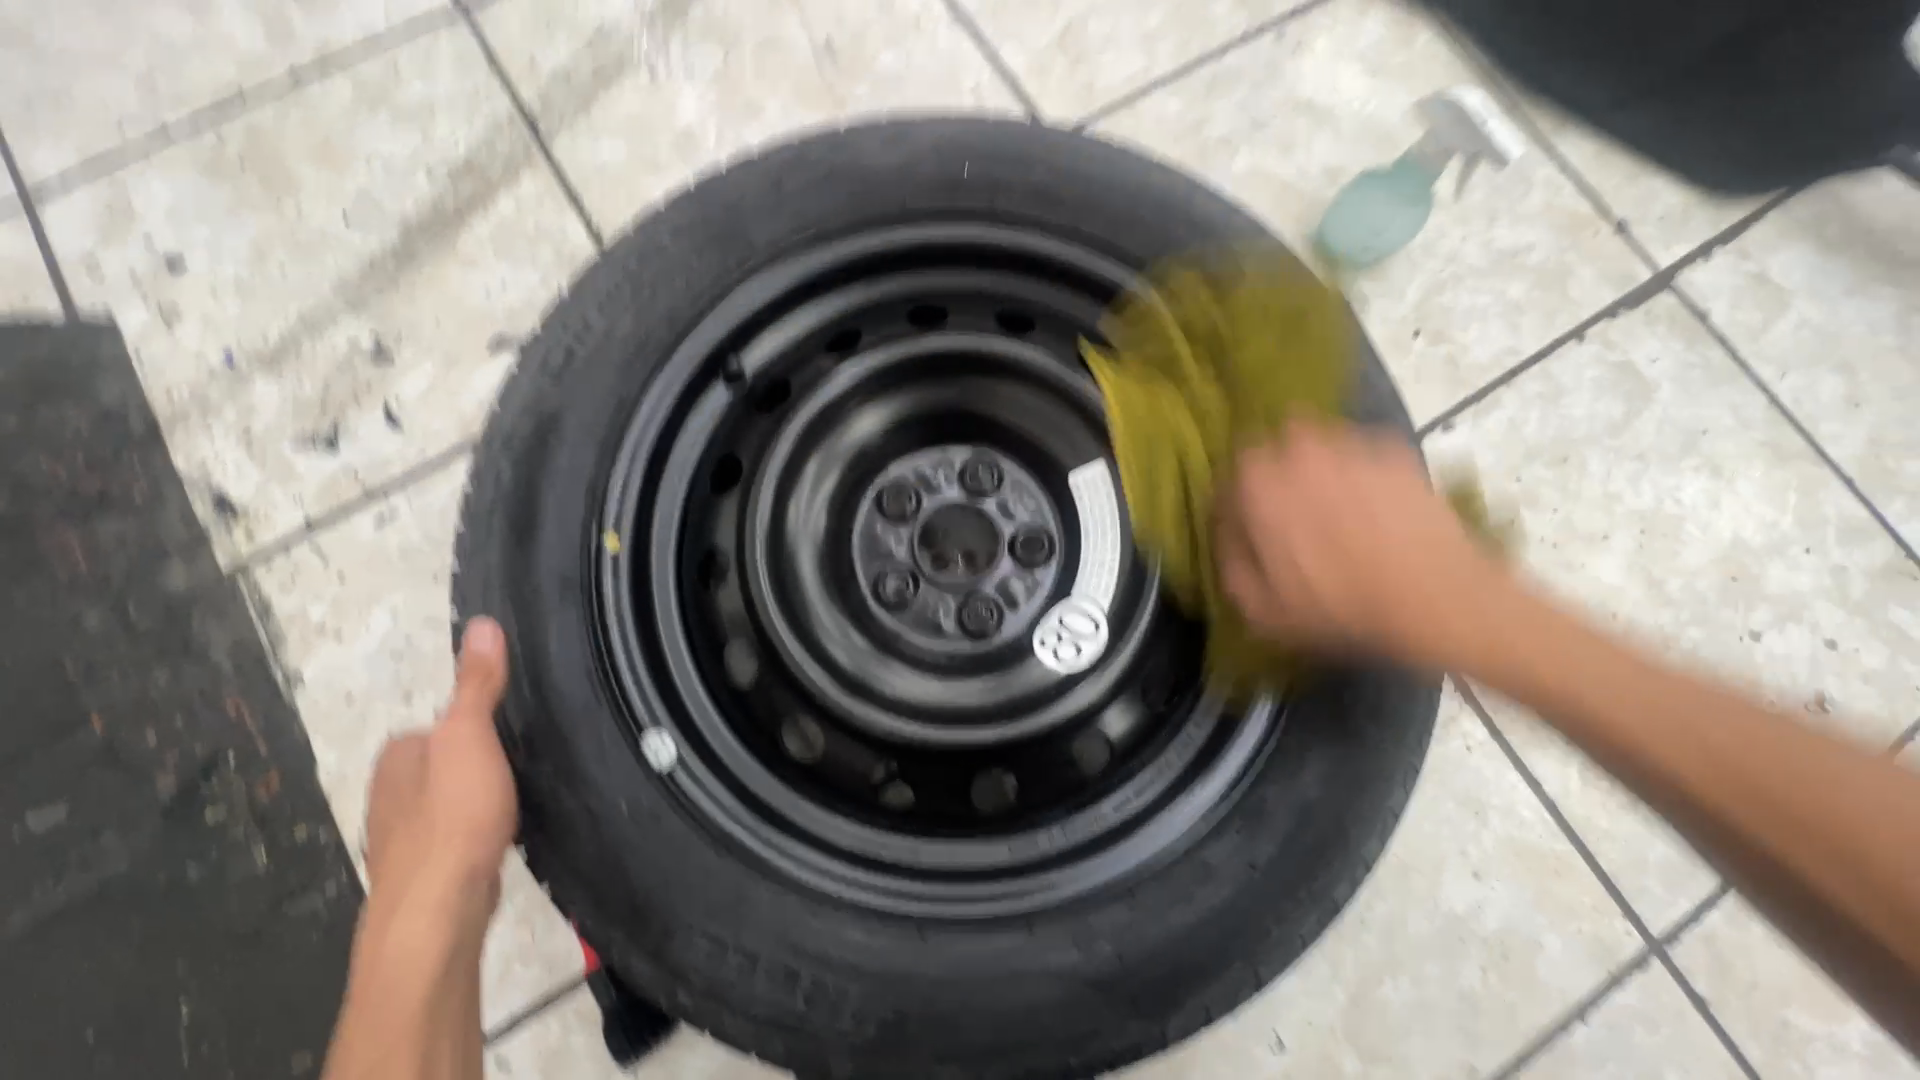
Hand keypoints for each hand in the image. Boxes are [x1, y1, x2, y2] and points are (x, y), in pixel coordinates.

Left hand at [363, 617, 517, 917]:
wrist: (437, 909)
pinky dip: (475, 832)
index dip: (477, 726)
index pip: (439, 724)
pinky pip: (455, 835)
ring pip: (448, 802)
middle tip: (519, 768)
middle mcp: (387, 793)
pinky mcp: (422, 871)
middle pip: (443, 763)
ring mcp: (401, 837)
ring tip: (514, 802)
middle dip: (476, 764)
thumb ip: (477, 685)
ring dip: (476, 800)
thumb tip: (482, 623)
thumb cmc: (453, 817)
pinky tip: (498, 839)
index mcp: (395, 756)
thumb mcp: (471, 737)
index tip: (513, 734)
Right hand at [1215, 418, 1502, 668]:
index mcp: (1256, 486)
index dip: (1234, 511)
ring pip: (1315, 447)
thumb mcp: (1264, 610)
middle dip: (1274, 479)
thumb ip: (1232, 567)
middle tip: (1289, 517)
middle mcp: (1296, 450)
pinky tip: (1372, 507)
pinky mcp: (1394, 449)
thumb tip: (1228, 542)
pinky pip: (1360, 453)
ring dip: (1314, 471)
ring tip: (1333, 510)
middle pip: (1269, 454)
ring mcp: (1349, 443)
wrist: (1441, 598)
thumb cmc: (1343, 609)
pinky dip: (1358, 473)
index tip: (1246, 534)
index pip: (1225, 484)